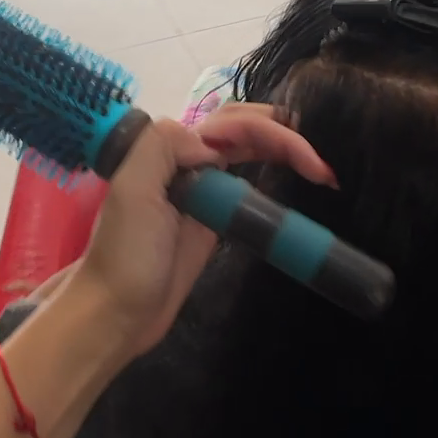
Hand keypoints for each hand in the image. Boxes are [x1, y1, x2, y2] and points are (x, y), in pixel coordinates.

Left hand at [66, 105, 335, 357]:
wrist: (117, 313)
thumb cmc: (124, 255)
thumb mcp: (132, 191)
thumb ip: (163, 146)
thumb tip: (211, 142)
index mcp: (169, 148)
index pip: (231, 123)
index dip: (273, 133)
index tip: (309, 162)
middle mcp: (187, 161)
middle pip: (242, 129)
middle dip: (283, 133)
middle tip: (321, 161)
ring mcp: (201, 190)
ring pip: (247, 152)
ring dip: (282, 149)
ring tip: (320, 168)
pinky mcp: (212, 220)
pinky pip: (245, 186)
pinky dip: (270, 175)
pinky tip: (292, 181)